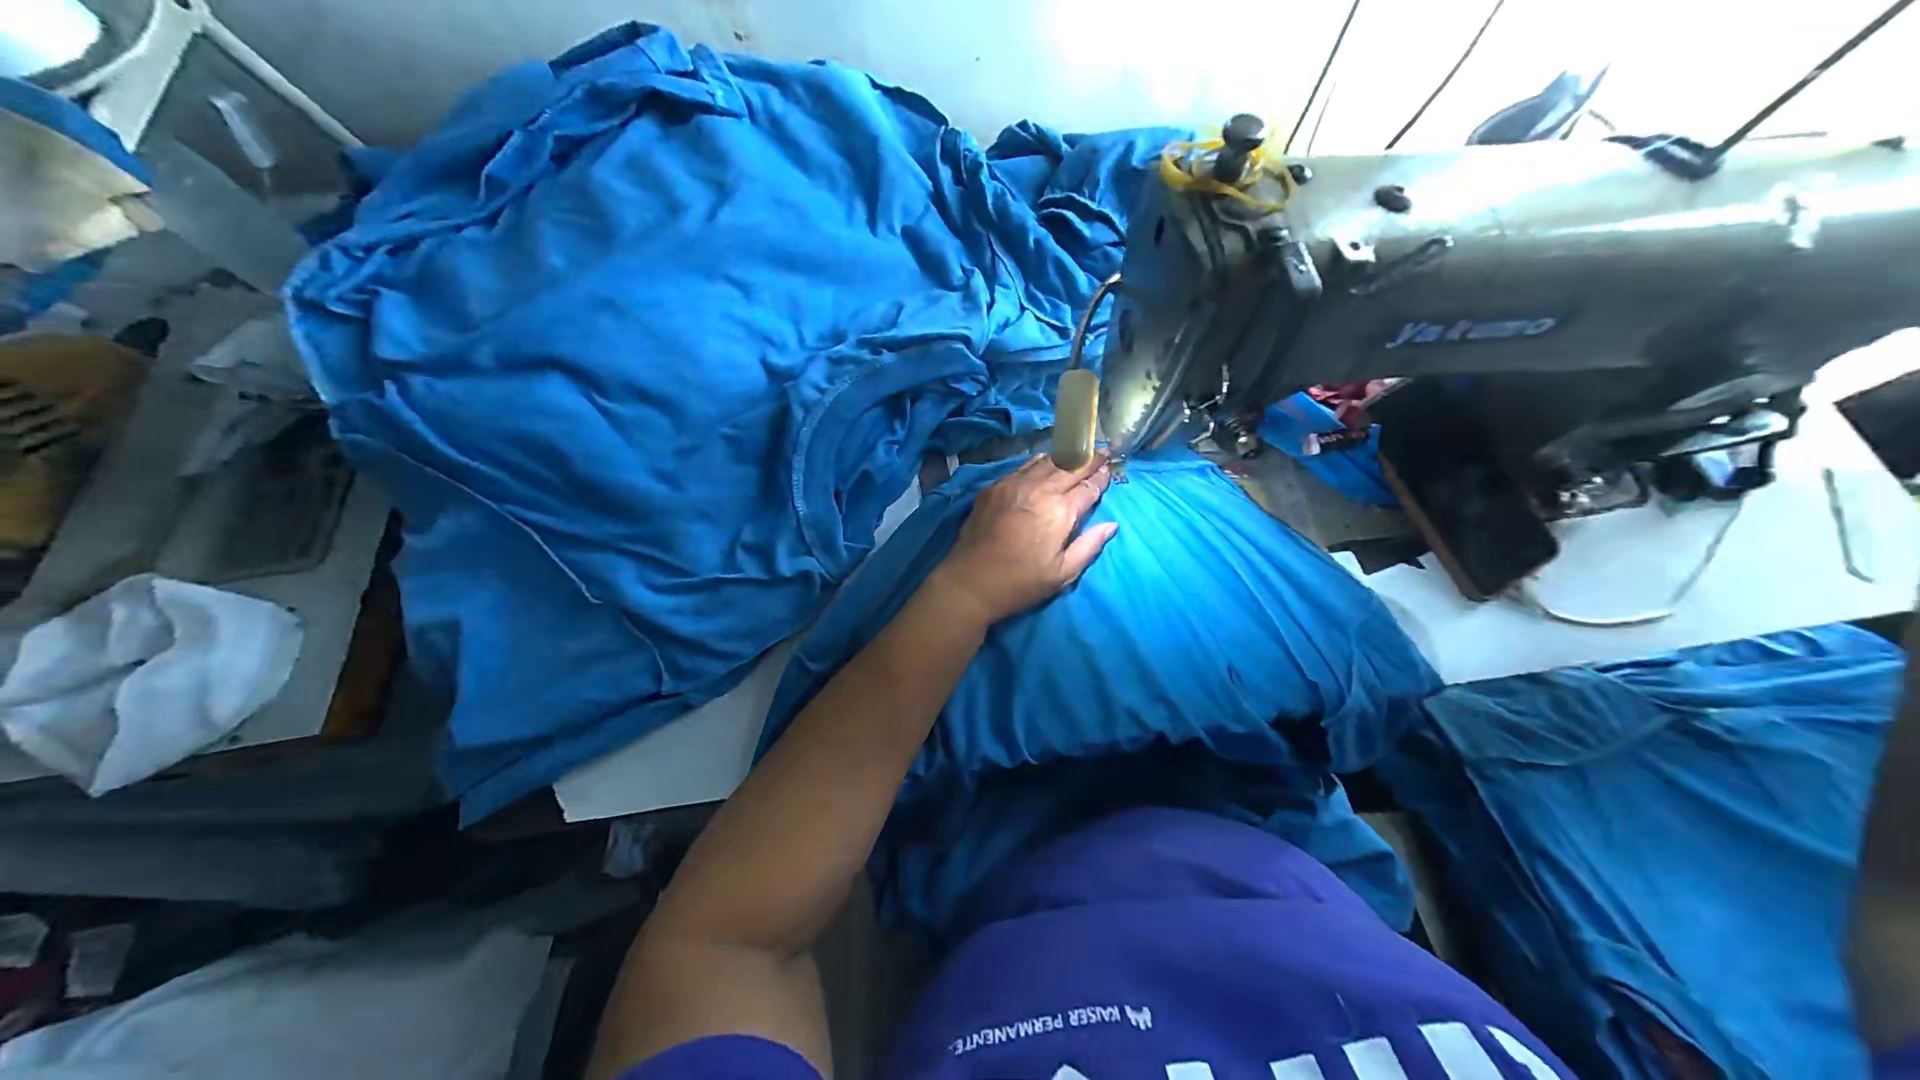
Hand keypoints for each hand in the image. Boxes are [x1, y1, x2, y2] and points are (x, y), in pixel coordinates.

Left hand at [926, 452, 1118, 626]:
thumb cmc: (1020, 583)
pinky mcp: (994, 487)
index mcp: (1060, 511)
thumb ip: (1089, 546)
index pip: (1088, 487)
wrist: (970, 581)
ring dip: (1065, 457)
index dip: (1101, 477)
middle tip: (1101, 451)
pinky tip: (1045, 463)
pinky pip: (1023, 467)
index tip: (1110, 468)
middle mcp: (1039, 489)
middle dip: (1088, 459)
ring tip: (1077, 453)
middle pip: (1070, 467)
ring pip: (1046, 462)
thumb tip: (1111, 525)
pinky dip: (1039, 462)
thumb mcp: (1062, 574)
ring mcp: (1014, 484)